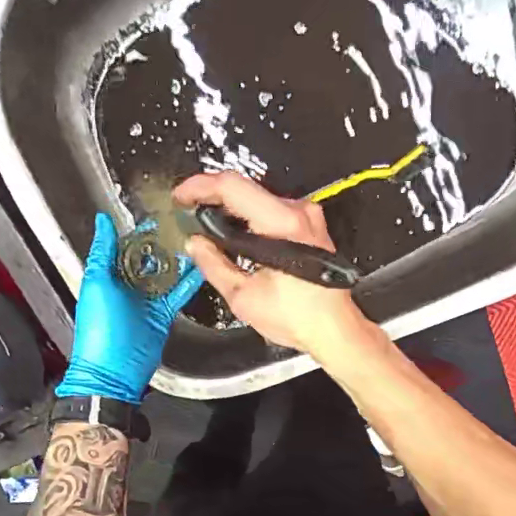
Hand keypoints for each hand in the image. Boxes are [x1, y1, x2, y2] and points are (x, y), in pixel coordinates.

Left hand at [55, 213, 203, 403]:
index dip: (142, 230)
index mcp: (110, 274)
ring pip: (167, 273)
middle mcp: (129, 285)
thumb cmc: (99, 328)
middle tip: (186, 222)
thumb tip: (102, 221)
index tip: (160, 212)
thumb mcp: (96, 283)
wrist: (114, 370)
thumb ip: (102, 252)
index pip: (127, 245)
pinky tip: (203, 266)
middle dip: (165, 242)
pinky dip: (190, 281)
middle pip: (150, 257)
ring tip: (198, 239)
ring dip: (180, 259)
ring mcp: (148, 300)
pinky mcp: (163, 314)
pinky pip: (178, 293)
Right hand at [173, 173, 375, 359]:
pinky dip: (250, 220)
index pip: (232, 187)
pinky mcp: (310, 227)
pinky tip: (235, 236)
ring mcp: (308, 218)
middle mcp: (299, 213)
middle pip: (245, 189)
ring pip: (258, 200)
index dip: (199, 187)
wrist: (334, 329)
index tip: (181, 196)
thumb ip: (214, 265)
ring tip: (207, 226)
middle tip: (189, 213)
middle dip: (212, 199)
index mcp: (283, 224)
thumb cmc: (299, 317)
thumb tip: (195, 244)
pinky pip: (273, 212)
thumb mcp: (244, 297)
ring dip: (231, 210)